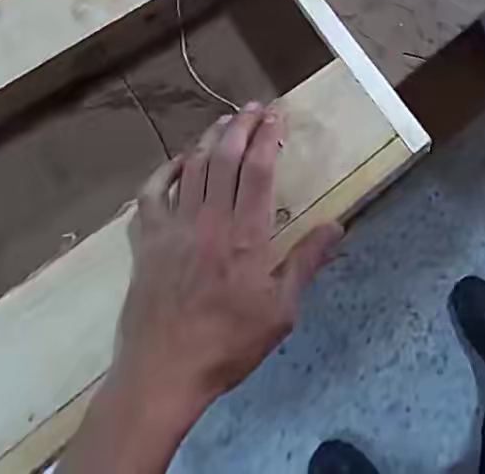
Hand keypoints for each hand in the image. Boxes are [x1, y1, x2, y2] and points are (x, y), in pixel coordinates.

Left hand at [64, 104, 340, 473]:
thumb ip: (306, 262)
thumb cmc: (228, 344)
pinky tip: (180, 163)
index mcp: (245, 234)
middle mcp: (209, 220)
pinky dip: (165, 171)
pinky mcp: (147, 241)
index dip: (268, 136)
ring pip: (193, 167)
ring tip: (225, 122)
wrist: (162, 375)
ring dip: (211, 138)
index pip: (258, 169)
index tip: (277, 116)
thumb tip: (337, 225)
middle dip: (242, 125)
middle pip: (225, 156)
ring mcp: (173, 227)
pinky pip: (151, 194)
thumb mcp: (280, 311)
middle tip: (254, 108)